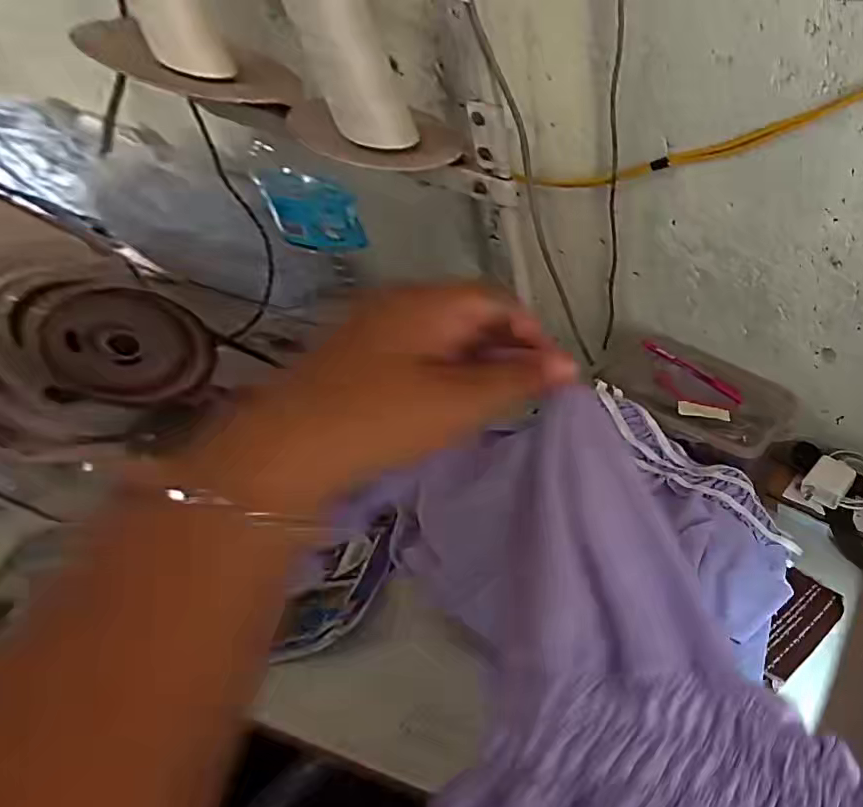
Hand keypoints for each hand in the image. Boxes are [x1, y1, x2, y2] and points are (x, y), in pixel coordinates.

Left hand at [173, 284, 575, 515]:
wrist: (291, 450)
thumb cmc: (388, 418)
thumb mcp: (466, 399)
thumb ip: (522, 378)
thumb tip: (570, 365)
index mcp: (428, 304)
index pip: (500, 301)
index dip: (535, 333)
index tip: (552, 375)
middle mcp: (404, 304)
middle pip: (477, 313)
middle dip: (514, 348)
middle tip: (534, 391)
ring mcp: (383, 329)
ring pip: (455, 335)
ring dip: (489, 362)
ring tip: (505, 400)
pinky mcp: (370, 356)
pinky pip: (431, 351)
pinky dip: (460, 371)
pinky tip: (464, 402)